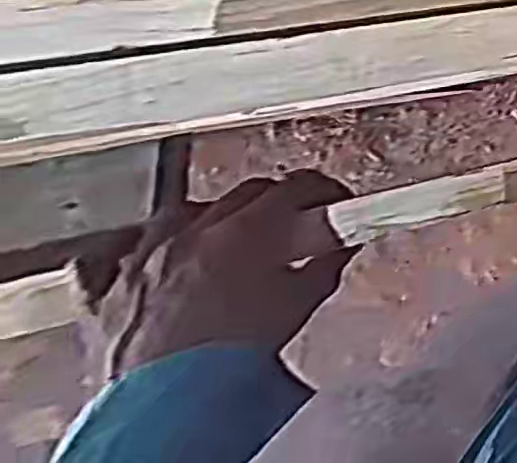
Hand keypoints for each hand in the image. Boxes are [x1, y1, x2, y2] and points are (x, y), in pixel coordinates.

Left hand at [74, 170, 355, 379]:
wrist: (171, 400)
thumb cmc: (237, 348)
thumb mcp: (307, 295)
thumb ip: (327, 259)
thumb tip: (340, 247)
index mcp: (248, 228)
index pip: (299, 184)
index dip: (324, 189)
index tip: (334, 200)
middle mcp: (195, 234)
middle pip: (247, 192)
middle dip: (276, 201)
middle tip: (295, 219)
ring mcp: (146, 260)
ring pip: (185, 213)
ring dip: (214, 217)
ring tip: (231, 236)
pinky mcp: (109, 292)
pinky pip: (119, 255)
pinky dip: (143, 251)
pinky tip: (161, 258)